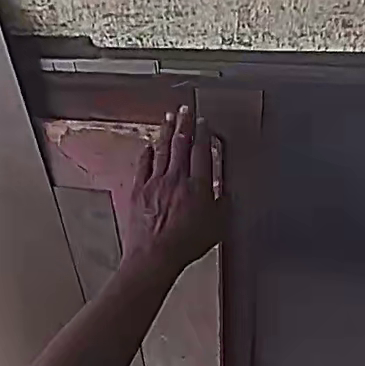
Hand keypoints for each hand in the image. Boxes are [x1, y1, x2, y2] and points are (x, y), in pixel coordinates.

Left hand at [123, 104, 225, 277]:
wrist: (154, 256)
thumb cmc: (186, 244)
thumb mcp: (217, 225)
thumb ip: (222, 203)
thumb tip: (225, 189)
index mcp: (198, 186)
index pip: (202, 152)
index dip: (203, 134)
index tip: (203, 122)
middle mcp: (176, 179)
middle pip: (181, 144)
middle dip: (184, 124)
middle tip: (185, 109)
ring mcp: (155, 182)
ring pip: (162, 149)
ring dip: (166, 131)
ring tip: (169, 117)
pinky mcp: (139, 190)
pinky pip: (143, 164)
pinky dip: (148, 153)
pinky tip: (150, 146)